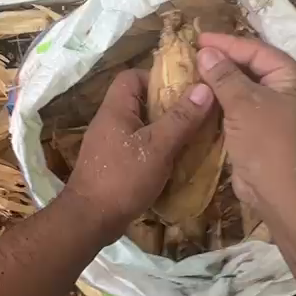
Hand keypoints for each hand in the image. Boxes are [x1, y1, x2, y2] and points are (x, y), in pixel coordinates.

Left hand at [58, 67, 215, 236]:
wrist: (90, 219)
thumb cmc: (123, 178)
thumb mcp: (158, 146)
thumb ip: (181, 118)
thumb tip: (205, 87)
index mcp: (116, 109)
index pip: (133, 76)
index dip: (158, 77)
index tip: (184, 89)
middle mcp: (110, 121)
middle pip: (140, 101)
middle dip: (168, 106)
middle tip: (196, 113)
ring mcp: (110, 144)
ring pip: (142, 126)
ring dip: (165, 130)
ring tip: (192, 136)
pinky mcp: (114, 164)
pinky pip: (139, 147)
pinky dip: (157, 150)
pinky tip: (176, 161)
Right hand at [195, 33, 295, 217]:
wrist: (281, 194)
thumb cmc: (268, 144)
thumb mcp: (243, 104)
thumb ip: (223, 76)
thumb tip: (205, 53)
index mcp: (294, 78)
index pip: (258, 50)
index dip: (227, 44)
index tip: (198, 39)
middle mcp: (290, 91)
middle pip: (253, 67)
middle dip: (223, 61)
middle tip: (193, 54)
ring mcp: (278, 113)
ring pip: (246, 89)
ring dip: (221, 82)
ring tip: (193, 72)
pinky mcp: (264, 131)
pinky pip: (242, 109)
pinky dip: (224, 102)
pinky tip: (202, 98)